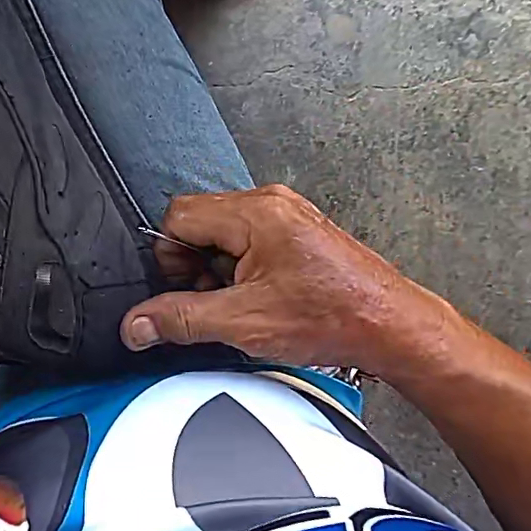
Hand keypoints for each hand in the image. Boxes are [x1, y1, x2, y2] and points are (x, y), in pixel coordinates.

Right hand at [123, 186, 463, 377]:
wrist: (390, 326)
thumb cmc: (336, 316)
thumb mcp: (244, 322)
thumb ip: (181, 319)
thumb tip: (140, 323)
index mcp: (255, 213)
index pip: (177, 216)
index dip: (169, 258)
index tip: (181, 288)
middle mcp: (271, 204)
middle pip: (199, 221)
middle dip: (194, 265)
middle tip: (213, 298)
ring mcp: (286, 215)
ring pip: (223, 233)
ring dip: (219, 269)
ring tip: (241, 301)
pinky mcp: (296, 232)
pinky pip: (249, 240)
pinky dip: (242, 269)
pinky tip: (260, 298)